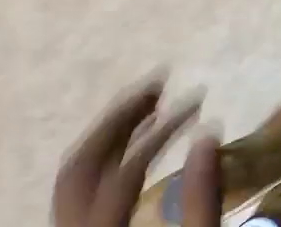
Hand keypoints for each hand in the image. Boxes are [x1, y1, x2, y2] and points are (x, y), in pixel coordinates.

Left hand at [53, 80, 218, 226]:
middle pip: (79, 165)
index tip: (201, 101)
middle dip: (120, 116)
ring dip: (110, 131)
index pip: (126, 169)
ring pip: (71, 173)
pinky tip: (136, 140)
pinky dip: (105, 154)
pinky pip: (76, 188)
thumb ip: (203, 199)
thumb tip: (210, 133)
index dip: (164, 129)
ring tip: (152, 100)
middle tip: (162, 80)